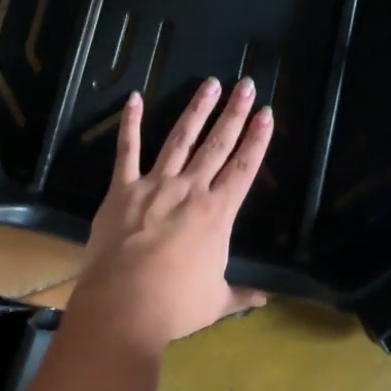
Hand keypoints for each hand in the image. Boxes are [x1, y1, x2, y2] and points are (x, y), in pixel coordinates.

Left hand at [68, 78, 272, 353]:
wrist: (124, 306)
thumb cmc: (175, 306)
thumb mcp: (216, 301)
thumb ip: (240, 294)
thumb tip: (266, 298)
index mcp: (216, 214)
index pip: (244, 168)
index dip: (257, 139)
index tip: (266, 112)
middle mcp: (190, 189)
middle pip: (217, 145)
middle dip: (234, 113)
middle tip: (245, 84)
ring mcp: (155, 184)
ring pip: (180, 138)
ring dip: (196, 109)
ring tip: (210, 84)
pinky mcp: (123, 188)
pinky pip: (127, 150)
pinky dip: (131, 123)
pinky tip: (134, 98)